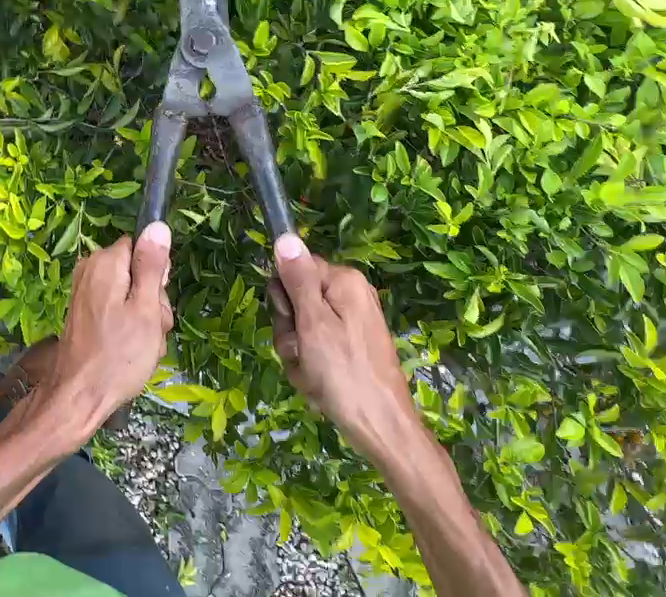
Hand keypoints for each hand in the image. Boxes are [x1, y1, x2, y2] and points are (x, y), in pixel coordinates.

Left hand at [44, 222, 174, 438]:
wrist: (78, 396)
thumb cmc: (118, 355)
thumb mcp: (145, 309)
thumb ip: (152, 266)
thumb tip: (158, 226)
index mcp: (105, 262)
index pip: (143, 248)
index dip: (157, 276)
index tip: (155, 303)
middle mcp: (91, 270)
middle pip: (138, 273)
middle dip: (152, 302)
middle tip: (150, 331)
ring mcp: (85, 292)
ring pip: (131, 295)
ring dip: (144, 320)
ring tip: (141, 346)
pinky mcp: (85, 312)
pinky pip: (117, 310)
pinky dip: (129, 329)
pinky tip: (131, 351)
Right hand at [270, 232, 422, 466]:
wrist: (381, 429)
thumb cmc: (344, 374)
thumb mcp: (313, 324)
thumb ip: (298, 280)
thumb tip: (286, 236)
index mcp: (345, 282)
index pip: (293, 270)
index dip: (285, 300)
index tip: (295, 326)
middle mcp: (351, 295)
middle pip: (295, 299)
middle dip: (290, 331)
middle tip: (303, 354)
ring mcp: (352, 323)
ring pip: (301, 327)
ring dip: (297, 354)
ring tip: (313, 374)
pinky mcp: (351, 347)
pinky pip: (315, 347)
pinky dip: (310, 366)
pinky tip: (319, 384)